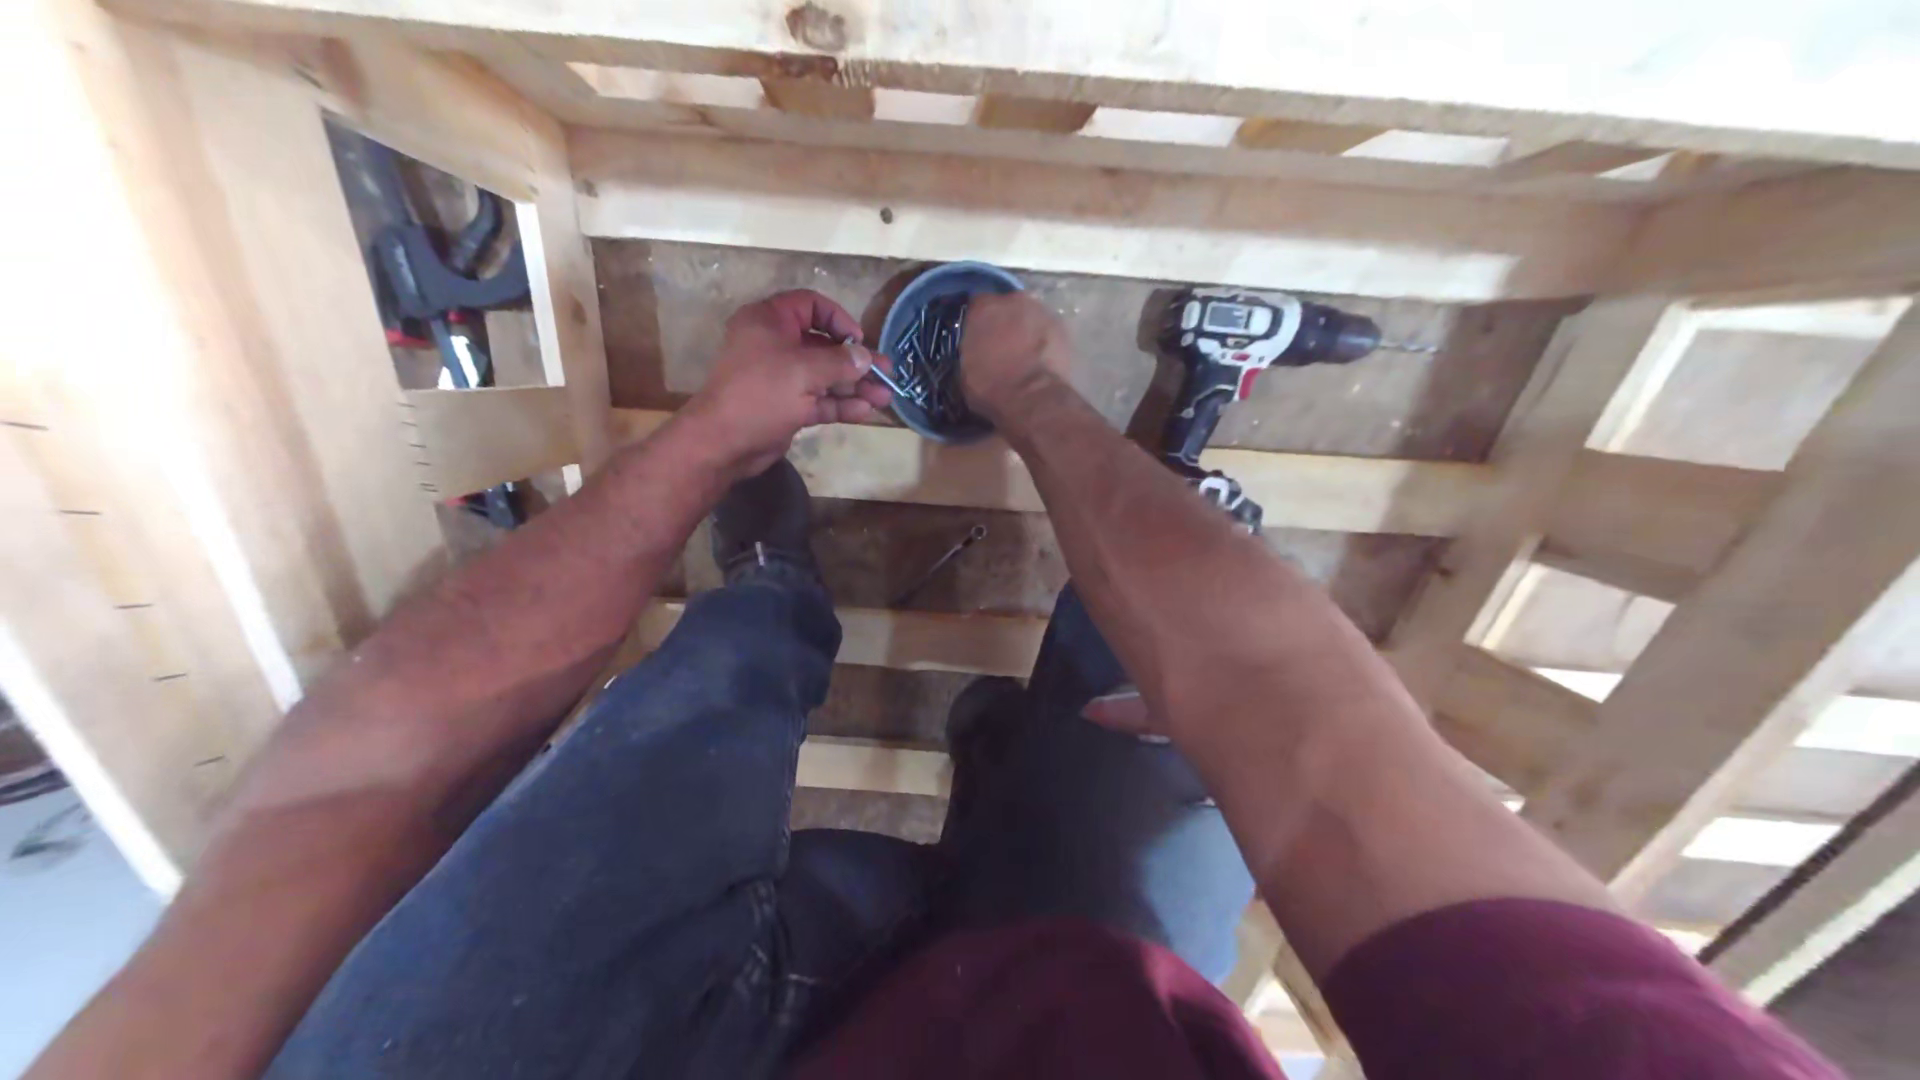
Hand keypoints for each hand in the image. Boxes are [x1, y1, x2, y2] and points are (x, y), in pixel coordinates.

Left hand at [683, 290, 892, 477]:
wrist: (724, 443)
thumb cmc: (760, 393)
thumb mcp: (804, 371)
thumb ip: (840, 362)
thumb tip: (866, 357)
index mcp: (769, 322)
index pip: (810, 305)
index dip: (838, 318)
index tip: (860, 340)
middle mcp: (775, 345)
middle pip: (824, 345)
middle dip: (856, 361)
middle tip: (887, 373)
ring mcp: (781, 378)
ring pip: (824, 376)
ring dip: (854, 386)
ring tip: (885, 397)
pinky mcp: (786, 406)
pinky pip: (818, 400)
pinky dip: (840, 404)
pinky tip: (864, 411)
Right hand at [959, 293, 1075, 423]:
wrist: (1032, 398)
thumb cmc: (991, 387)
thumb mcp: (965, 370)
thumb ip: (970, 348)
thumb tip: (975, 348)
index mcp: (983, 308)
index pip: (976, 306)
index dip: (977, 322)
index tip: (977, 336)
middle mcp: (1012, 300)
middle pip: (1006, 306)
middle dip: (1004, 322)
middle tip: (1002, 345)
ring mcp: (1041, 310)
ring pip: (1029, 316)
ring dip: (1026, 329)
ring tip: (1024, 352)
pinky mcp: (1062, 326)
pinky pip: (1047, 329)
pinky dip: (1044, 340)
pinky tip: (1041, 357)